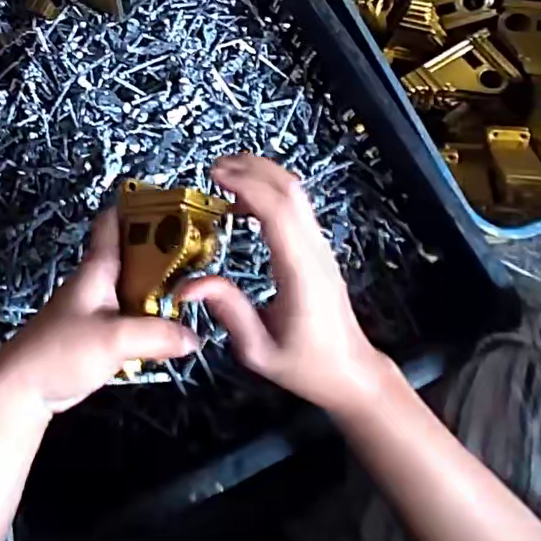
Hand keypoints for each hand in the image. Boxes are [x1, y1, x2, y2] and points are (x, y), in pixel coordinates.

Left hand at [0, 207, 200, 418]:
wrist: (23, 388)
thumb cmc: (62, 349)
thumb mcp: (115, 339)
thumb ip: (157, 336)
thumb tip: (195, 337)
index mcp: (98, 267)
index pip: (114, 222)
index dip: (138, 208)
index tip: (171, 208)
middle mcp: (98, 281)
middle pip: (133, 254)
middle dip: (162, 251)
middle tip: (197, 254)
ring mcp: (97, 307)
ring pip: (134, 286)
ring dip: (159, 286)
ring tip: (193, 288)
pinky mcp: (98, 332)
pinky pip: (131, 314)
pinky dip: (150, 315)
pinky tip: (170, 325)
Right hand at [178, 154, 395, 413]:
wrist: (351, 372)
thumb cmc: (307, 365)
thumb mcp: (259, 351)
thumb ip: (228, 312)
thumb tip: (188, 286)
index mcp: (300, 271)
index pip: (277, 212)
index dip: (247, 185)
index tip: (216, 175)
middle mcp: (314, 250)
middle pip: (289, 190)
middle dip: (251, 169)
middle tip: (215, 167)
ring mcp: (319, 245)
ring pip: (295, 192)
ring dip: (262, 174)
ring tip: (226, 174)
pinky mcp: (316, 247)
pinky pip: (295, 205)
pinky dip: (269, 190)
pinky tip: (244, 201)